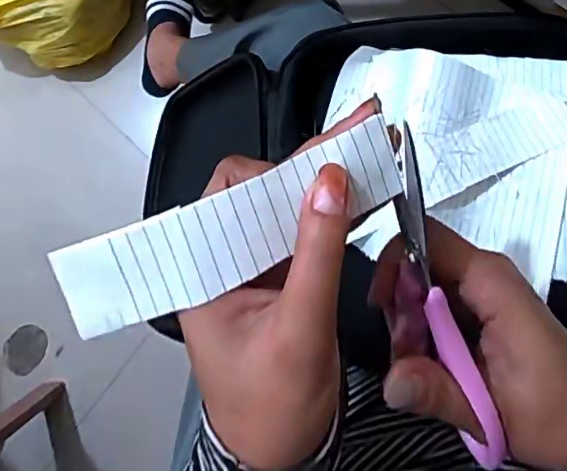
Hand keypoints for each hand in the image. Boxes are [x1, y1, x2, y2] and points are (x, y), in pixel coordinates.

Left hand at [178, 97, 381, 469]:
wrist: (275, 459)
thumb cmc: (269, 409)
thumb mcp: (298, 333)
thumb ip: (315, 255)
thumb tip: (329, 183)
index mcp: (202, 264)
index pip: (229, 190)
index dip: (276, 167)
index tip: (326, 151)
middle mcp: (220, 252)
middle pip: (260, 186)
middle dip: (310, 159)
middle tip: (358, 128)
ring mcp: (248, 258)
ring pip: (282, 199)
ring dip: (323, 175)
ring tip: (364, 145)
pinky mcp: (274, 267)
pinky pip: (299, 223)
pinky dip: (329, 204)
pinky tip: (357, 186)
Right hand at [371, 222, 566, 470]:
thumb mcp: (497, 413)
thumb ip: (439, 393)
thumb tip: (391, 383)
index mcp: (488, 280)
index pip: (421, 237)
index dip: (392, 264)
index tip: (384, 307)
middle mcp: (482, 273)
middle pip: (414, 262)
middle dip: (400, 306)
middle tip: (407, 354)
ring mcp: (480, 287)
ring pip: (420, 283)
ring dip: (410, 323)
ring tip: (424, 367)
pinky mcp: (479, 304)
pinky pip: (434, 300)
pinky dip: (424, 330)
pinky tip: (435, 364)